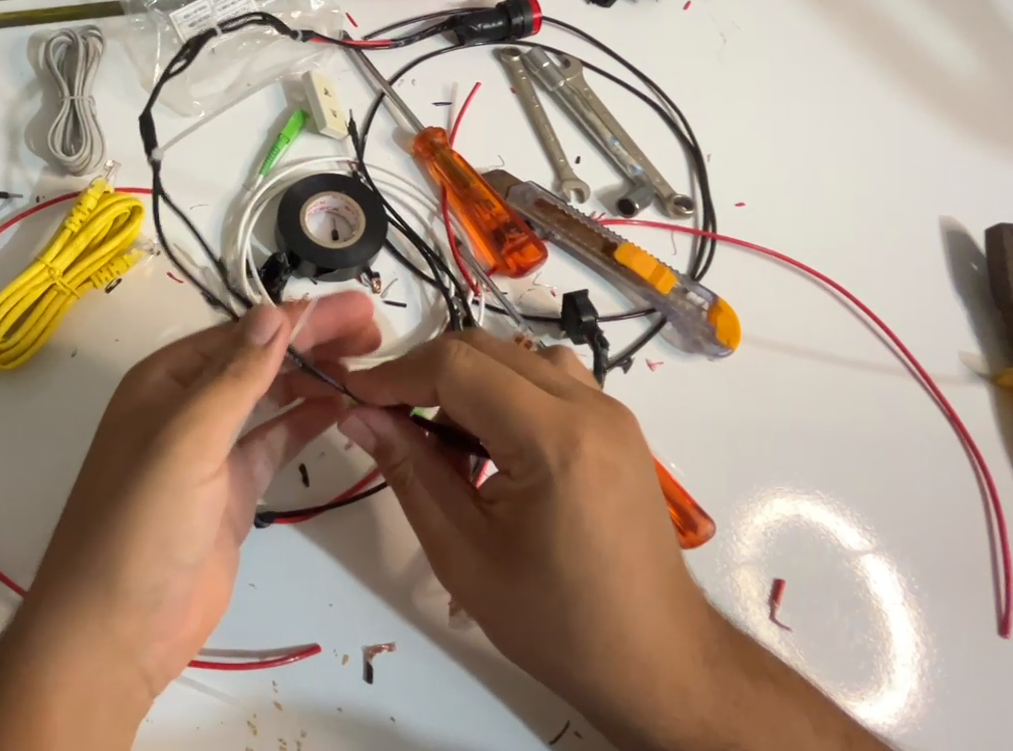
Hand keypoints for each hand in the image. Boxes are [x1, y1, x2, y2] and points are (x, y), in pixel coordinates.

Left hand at [23, 292, 378, 698]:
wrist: (116, 629)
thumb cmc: (142, 522)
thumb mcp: (187, 439)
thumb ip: (235, 376)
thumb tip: (274, 311)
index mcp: (165, 380)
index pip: (242, 334)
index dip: (300, 318)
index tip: (357, 309)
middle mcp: (186, 406)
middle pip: (258, 359)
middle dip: (312, 341)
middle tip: (372, 331)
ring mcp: (209, 450)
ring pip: (269, 398)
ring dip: (312, 378)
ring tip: (366, 364)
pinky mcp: (230, 490)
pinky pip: (273, 442)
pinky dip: (305, 423)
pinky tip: (340, 408)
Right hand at [340, 331, 884, 750]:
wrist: (660, 664)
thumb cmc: (555, 620)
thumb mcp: (461, 551)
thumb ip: (407, 469)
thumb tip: (357, 415)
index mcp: (554, 439)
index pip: (455, 366)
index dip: (394, 373)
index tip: (352, 395)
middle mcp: (589, 406)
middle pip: (483, 348)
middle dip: (422, 372)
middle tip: (383, 415)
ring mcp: (610, 411)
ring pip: (515, 355)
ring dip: (464, 377)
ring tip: (437, 430)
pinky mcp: (616, 425)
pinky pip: (547, 376)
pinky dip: (503, 388)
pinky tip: (488, 437)